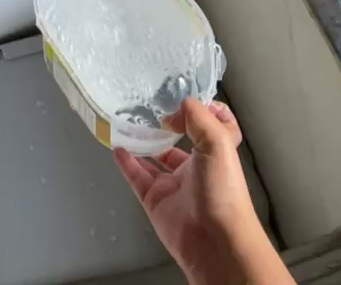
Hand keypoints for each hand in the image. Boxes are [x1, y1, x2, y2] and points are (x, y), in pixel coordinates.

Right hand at [113, 98, 292, 284]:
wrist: (215, 242)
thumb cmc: (223, 190)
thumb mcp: (218, 141)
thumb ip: (197, 117)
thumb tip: (174, 111)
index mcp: (214, 152)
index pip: (212, 126)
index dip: (203, 111)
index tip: (185, 98)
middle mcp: (195, 167)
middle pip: (178, 141)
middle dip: (166, 125)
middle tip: (148, 106)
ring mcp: (174, 185)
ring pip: (154, 158)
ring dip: (142, 142)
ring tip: (128, 123)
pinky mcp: (156, 201)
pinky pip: (137, 178)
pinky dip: (126, 163)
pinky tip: (117, 148)